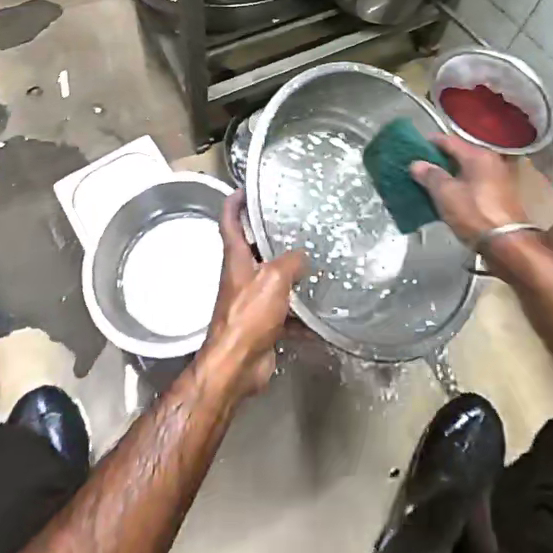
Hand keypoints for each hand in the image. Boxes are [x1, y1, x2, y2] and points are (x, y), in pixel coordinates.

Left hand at [198, 191, 304, 397]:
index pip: (229, 220)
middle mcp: (241, 274)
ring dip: (292, 275)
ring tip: (319, 264)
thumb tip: (302, 256)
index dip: (235, 201)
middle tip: (298, 225)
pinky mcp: (263, 323)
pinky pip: (286, 313)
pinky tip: (323, 317)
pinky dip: (302, 315)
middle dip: (272, 236)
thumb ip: (290, 262)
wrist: (236, 364)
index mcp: (235, 257)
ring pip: (273, 280)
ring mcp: (251, 299)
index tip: (247, 188)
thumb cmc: (249, 314)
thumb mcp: (273, 279)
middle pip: (254, 248)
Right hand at [409, 133, 531, 248]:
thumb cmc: (474, 213)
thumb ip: (430, 175)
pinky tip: (446, 195)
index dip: (429, 142)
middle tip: (418, 167)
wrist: (507, 244)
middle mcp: (491, 162)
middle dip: (437, 160)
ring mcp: (497, 179)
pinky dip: (459, 186)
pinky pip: (473, 183)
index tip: (412, 147)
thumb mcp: (445, 193)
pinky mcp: (499, 196)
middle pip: (458, 155)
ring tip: (428, 182)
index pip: (448, 140)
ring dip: (448, 175)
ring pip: (465, 170)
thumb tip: (417, 164)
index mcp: (478, 155)